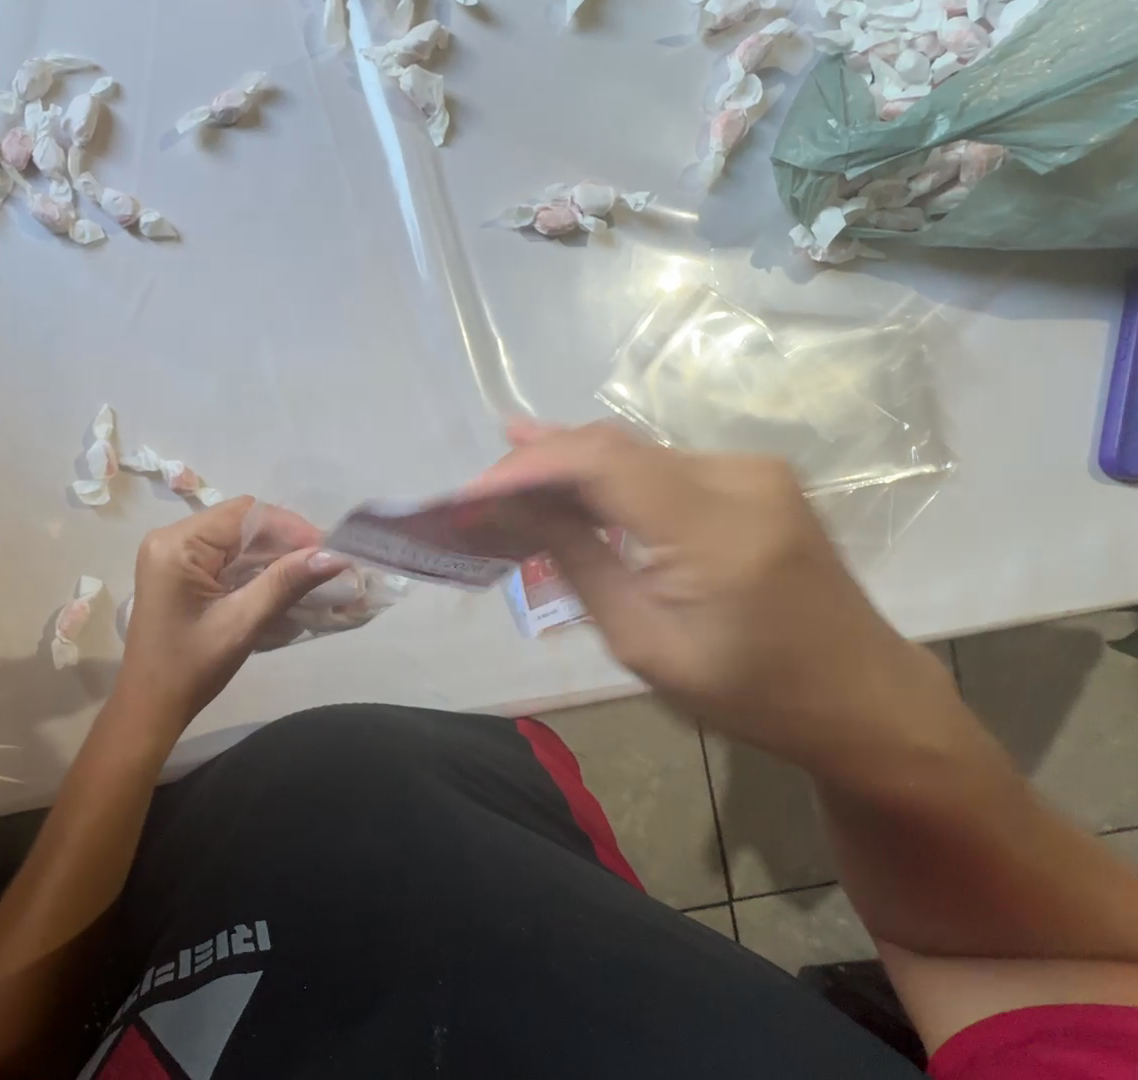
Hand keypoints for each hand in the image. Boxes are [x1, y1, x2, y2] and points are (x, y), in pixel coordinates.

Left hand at [115, 496, 347, 732]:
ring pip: (233, 537)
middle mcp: (169, 538)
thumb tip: (334, 555)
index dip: (291, 527)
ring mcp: (170, 554)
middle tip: (323, 563)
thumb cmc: (191, 667)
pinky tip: (278, 581)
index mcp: (177, 545)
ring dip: (270, 553)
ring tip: (308, 574)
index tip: (329, 551)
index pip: (245, 515)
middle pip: (239, 522)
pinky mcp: (176, 570)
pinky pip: (221, 554)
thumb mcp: (242, 623)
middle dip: (284, 539)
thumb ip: (285, 583)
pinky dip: (251, 565)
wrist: (150, 705)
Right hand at [466, 422, 951, 765]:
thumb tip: (511, 508)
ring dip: (563, 467)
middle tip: (475, 497)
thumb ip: (577, 561)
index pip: (600, 463)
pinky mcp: (754, 479)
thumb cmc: (748, 693)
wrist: (864, 699)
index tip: (468, 496)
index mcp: (717, 530)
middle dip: (534, 464)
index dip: (525, 467)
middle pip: (610, 447)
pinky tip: (560, 483)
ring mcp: (753, 472)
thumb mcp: (643, 641)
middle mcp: (740, 479)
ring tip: (501, 488)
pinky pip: (656, 464)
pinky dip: (601, 476)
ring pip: (629, 450)